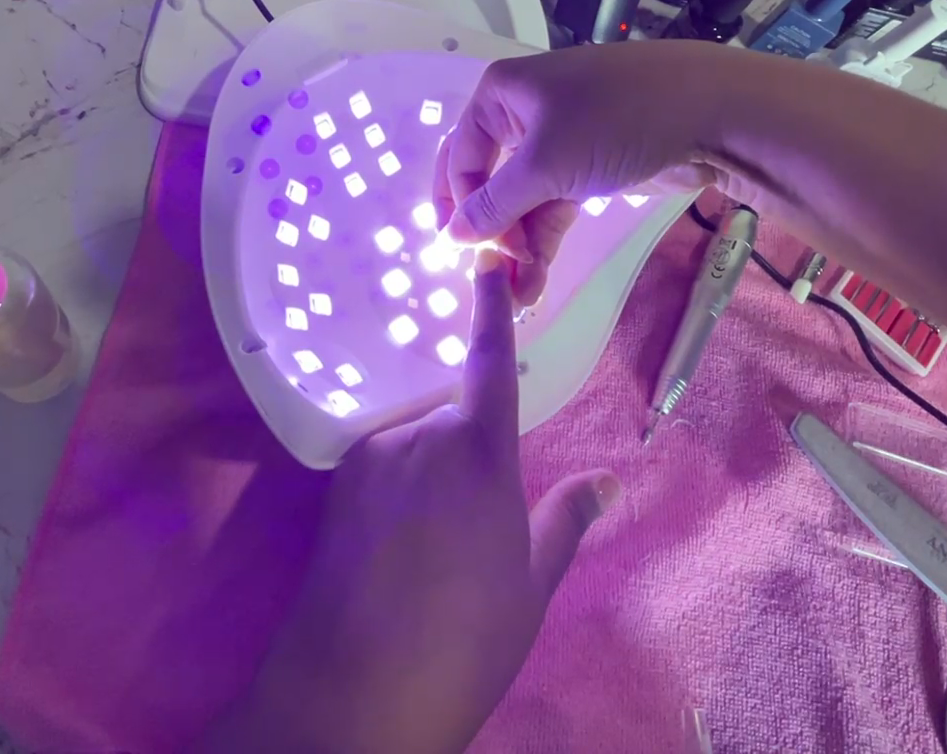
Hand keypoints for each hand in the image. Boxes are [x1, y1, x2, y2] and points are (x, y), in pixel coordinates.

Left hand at [202, 250, 619, 752]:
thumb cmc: (465, 636)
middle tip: (468, 524)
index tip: (487, 262)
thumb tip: (609, 482)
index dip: (492, 309)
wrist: (357, 684)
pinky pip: (383, 460)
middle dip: (467, 451)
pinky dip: (398, 482)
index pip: (490, 361)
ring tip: (429, 543)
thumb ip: (565, 519)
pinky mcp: (338, 477)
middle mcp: (421, 434)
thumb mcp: (531, 582)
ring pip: (415, 440)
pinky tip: (395, 539)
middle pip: (452, 417)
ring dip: (430, 470)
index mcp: (479, 452)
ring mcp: (372, 453)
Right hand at [434, 41, 728, 304]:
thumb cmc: (615, 122)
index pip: (460, 157)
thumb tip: (452, 237)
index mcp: (500, 95)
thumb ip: (494, 205)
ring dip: (519, 244)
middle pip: (488, 181)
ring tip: (521, 293)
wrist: (715, 113)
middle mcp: (521, 114)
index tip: (466, 251)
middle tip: (494, 271)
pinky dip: (544, 238)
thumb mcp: (544, 164)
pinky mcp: (585, 167)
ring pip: (521, 200)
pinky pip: (551, 205)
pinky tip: (536, 278)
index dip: (459, 206)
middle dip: (491, 230)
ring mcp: (556, 142)